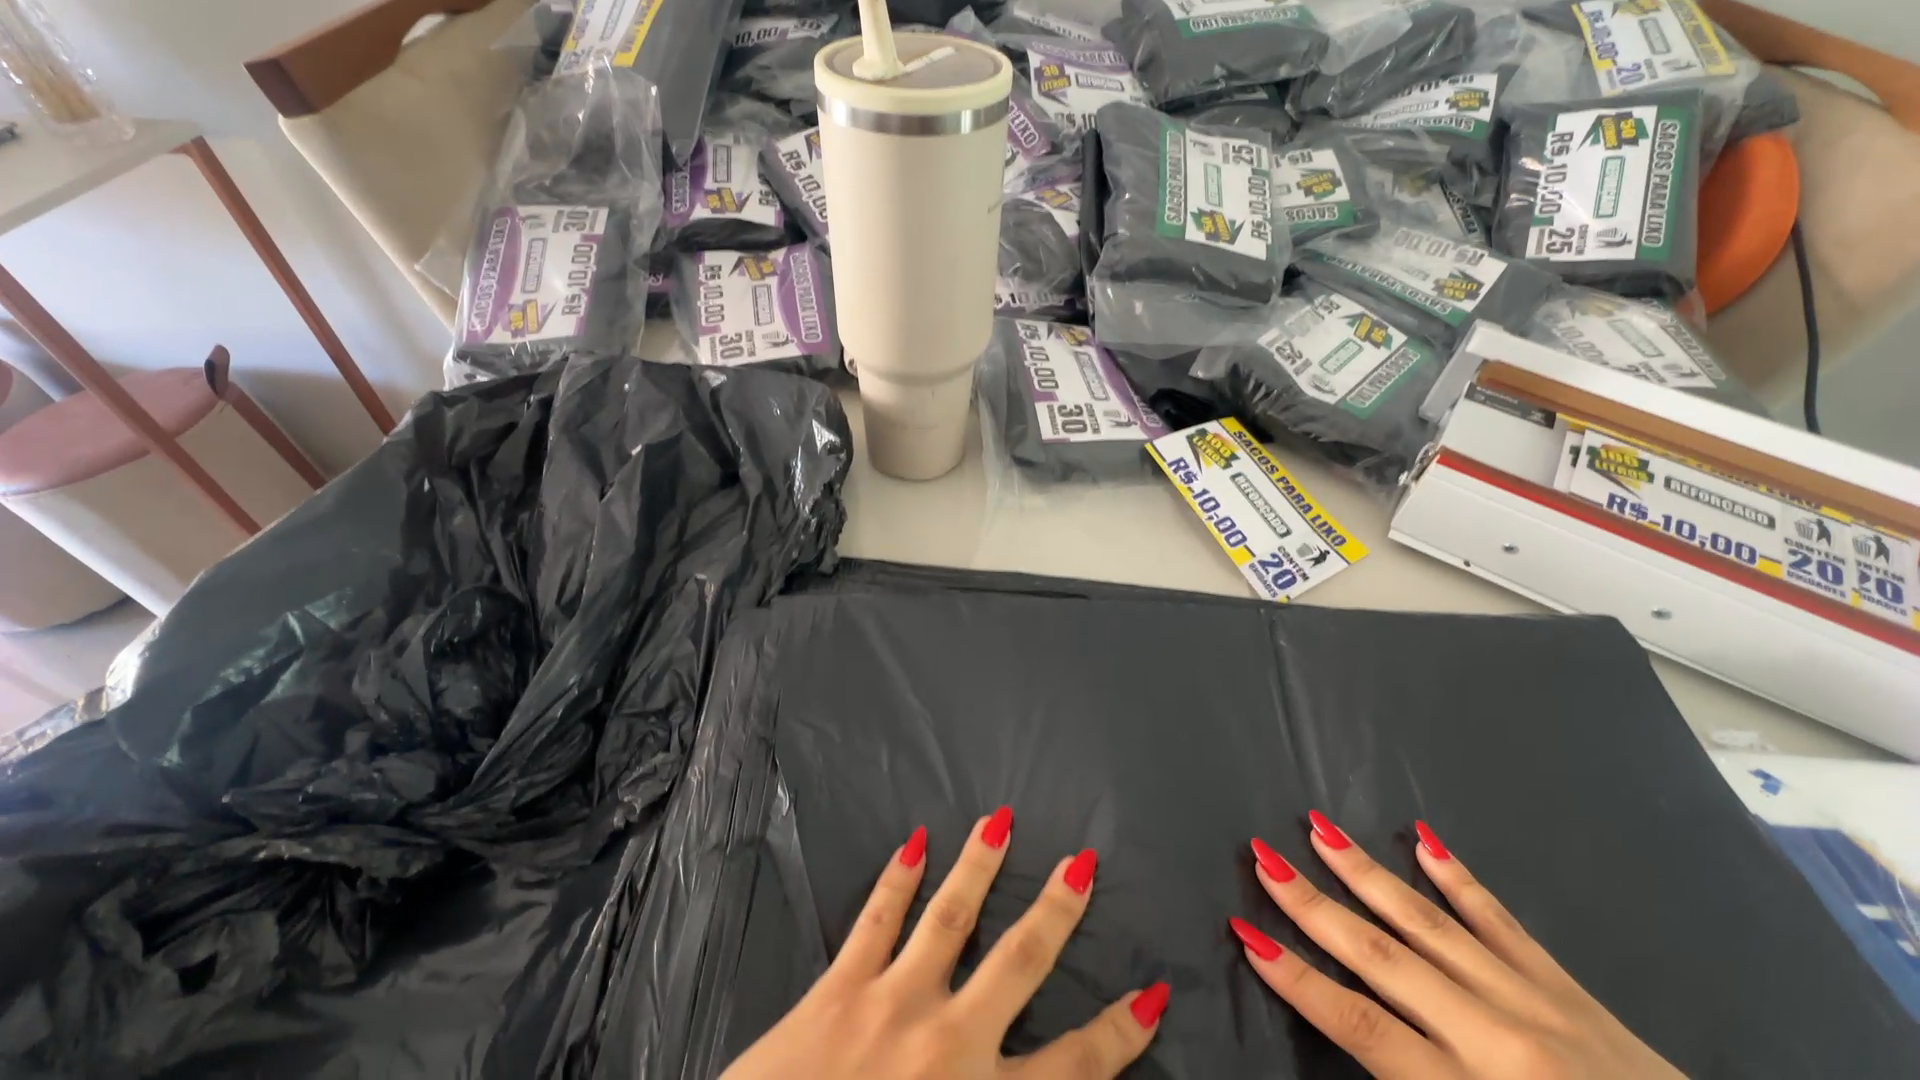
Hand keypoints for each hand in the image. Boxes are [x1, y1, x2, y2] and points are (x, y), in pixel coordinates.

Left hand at [722, 807, 1168, 1079]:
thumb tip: (1041, 1079)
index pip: (1075, 1066)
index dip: (1121, 1033)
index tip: (1152, 994)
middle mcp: (949, 1042)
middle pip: (1021, 963)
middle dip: (1056, 912)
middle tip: (1082, 863)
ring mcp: (893, 1005)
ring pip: (950, 919)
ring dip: (978, 868)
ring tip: (999, 822)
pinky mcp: (838, 989)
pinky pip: (875, 923)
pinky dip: (896, 882)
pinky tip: (912, 843)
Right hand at [1231, 813, 1684, 1079]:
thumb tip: (1358, 1050)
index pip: (1359, 1025)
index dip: (1298, 980)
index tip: (1247, 935)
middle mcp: (1493, 1034)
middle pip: (1382, 957)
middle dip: (1313, 906)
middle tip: (1263, 855)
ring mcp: (1532, 999)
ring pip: (1431, 923)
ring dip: (1368, 875)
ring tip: (1320, 830)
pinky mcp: (1565, 985)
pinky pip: (1501, 921)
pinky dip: (1459, 878)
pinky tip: (1425, 839)